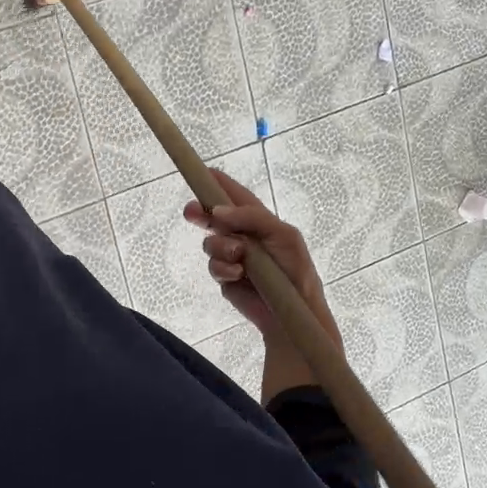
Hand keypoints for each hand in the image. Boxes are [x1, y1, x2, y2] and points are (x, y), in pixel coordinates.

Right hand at [183, 169, 330, 336]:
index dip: (216, 183)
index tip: (199, 173)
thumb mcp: (283, 235)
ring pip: (210, 243)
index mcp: (257, 220)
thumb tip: (217, 213)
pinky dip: (223, 269)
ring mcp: (231, 256)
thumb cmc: (295, 269)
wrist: (292, 314)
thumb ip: (252, 218)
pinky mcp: (225, 277)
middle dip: (201, 213)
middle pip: (212, 216)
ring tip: (239, 258)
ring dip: (220, 247)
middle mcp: (242, 234)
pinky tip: (237, 275)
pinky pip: (213, 266)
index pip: (234, 195)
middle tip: (191, 213)